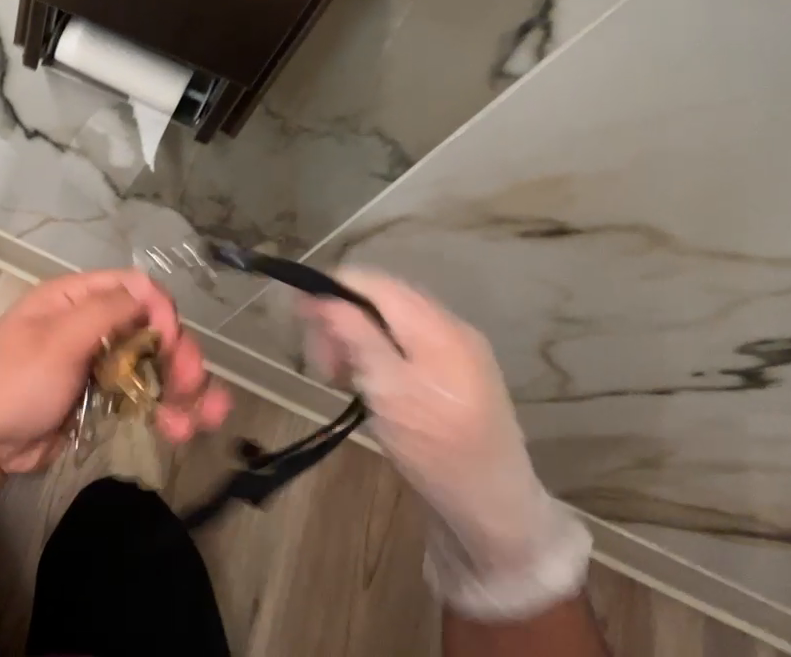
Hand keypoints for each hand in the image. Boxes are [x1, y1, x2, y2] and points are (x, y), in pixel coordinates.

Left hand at [0, 269, 231, 477]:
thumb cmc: (13, 383)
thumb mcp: (56, 340)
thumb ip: (105, 313)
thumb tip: (151, 295)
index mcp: (73, 299)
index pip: (133, 288)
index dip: (159, 311)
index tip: (169, 342)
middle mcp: (89, 325)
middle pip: (151, 328)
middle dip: (179, 354)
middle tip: (192, 386)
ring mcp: (96, 363)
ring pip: (154, 364)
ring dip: (183, 387)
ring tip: (205, 417)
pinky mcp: (100, 398)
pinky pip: (143, 395)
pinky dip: (168, 408)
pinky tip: (188, 427)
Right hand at [299, 268, 590, 619]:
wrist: (491, 508)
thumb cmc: (435, 449)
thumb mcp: (387, 390)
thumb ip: (356, 336)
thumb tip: (320, 294)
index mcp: (437, 327)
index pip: (374, 282)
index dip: (332, 290)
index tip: (300, 319)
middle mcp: (449, 328)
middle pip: (381, 300)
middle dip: (342, 320)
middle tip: (322, 363)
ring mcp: (455, 352)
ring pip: (389, 323)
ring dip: (355, 340)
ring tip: (339, 377)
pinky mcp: (452, 374)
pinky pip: (404, 345)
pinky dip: (376, 356)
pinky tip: (365, 384)